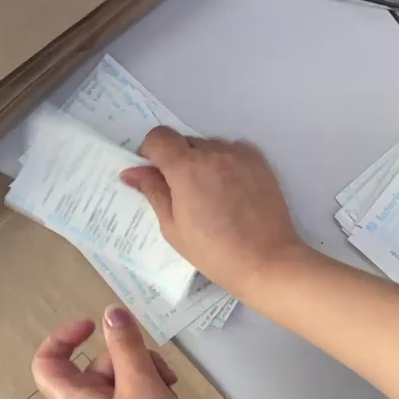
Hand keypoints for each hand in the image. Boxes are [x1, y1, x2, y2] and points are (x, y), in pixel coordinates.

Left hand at [33, 307, 199, 398]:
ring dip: (144, 372)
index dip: (63, 337)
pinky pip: (127, 396)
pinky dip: (147, 389)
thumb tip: (111, 313)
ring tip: (169, 386)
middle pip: (93, 365)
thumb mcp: (141, 382)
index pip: (46, 361)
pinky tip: (169, 397)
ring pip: (116, 378)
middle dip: (127, 356)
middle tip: (157, 368)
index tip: (93, 326)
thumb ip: (126, 344)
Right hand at [122, 127, 309, 295]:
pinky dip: (226, 163)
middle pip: (185, 141)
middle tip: (183, 194)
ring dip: (203, 161)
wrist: (266, 261)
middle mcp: (214, 153)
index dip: (151, 152)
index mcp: (187, 168)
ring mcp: (240, 155)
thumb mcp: (174, 228)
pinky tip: (230, 190)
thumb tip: (132, 172)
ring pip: (210, 146)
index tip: (154, 174)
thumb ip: (153, 192)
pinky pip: (234, 151)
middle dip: (177, 160)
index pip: (159, 137)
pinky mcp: (260, 162)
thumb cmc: (215, 252)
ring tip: (211, 196)